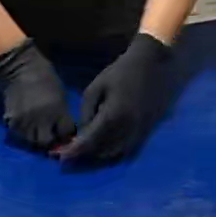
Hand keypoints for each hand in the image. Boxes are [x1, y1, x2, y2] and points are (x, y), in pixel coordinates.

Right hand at [0, 39, 73, 150]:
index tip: (66, 134)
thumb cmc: (45, 78)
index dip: (66, 135)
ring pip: (30, 141)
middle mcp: (41, 120)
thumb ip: (61, 114)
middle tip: (50, 138)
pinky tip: (25, 126)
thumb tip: (63, 130)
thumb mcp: (60, 95)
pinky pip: (18, 135)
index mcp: (57, 110)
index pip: (65, 132)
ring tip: (37, 133)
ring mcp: (24, 122)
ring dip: (35, 139)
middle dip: (50, 142)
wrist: (19, 70)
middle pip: (46, 142)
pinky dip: (23, 133)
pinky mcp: (11, 122)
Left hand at [60, 32, 172, 164]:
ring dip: (97, 156)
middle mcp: (128, 127)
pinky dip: (113, 151)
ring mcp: (141, 129)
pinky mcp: (149, 128)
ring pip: (114, 154)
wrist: (156, 60)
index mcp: (113, 116)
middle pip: (100, 152)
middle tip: (70, 153)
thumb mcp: (93, 90)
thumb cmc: (121, 72)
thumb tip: (79, 136)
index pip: (88, 143)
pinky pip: (128, 149)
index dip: (72, 152)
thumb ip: (84, 115)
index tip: (59, 156)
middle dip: (82, 155)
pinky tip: (103, 146)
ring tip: (85, 150)